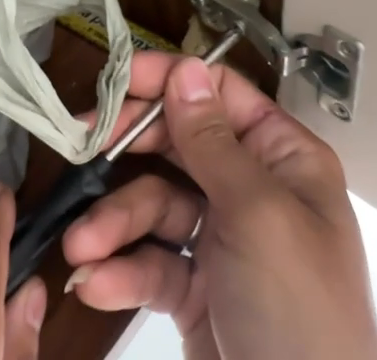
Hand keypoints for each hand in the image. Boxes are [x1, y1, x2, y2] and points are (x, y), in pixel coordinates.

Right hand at [61, 54, 376, 359]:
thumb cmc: (298, 307)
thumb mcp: (258, 214)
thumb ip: (213, 142)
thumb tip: (187, 69)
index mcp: (282, 159)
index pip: (219, 95)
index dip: (168, 81)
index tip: (114, 82)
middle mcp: (251, 189)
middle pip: (177, 146)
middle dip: (126, 154)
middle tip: (78, 145)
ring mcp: (221, 240)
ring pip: (154, 206)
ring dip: (113, 224)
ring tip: (81, 248)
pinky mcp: (195, 289)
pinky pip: (150, 262)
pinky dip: (121, 271)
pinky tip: (95, 285)